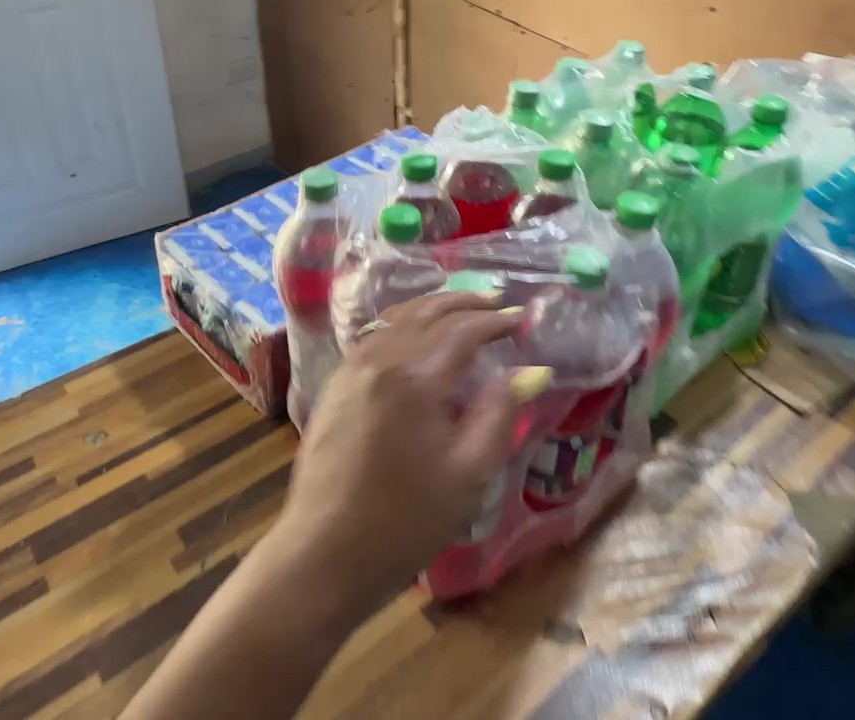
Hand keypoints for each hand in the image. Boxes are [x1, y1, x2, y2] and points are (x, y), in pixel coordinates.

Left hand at [266, 290, 523, 621]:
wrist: (324, 551)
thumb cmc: (405, 520)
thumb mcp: (469, 472)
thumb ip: (500, 413)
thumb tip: (530, 371)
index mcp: (414, 375)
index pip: (462, 329)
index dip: (494, 321)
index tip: (520, 319)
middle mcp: (378, 358)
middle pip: (426, 312)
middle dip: (464, 303)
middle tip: (496, 302)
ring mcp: (350, 368)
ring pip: (396, 318)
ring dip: (432, 308)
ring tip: (461, 311)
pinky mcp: (335, 384)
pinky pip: (375, 336)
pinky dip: (403, 324)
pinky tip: (416, 338)